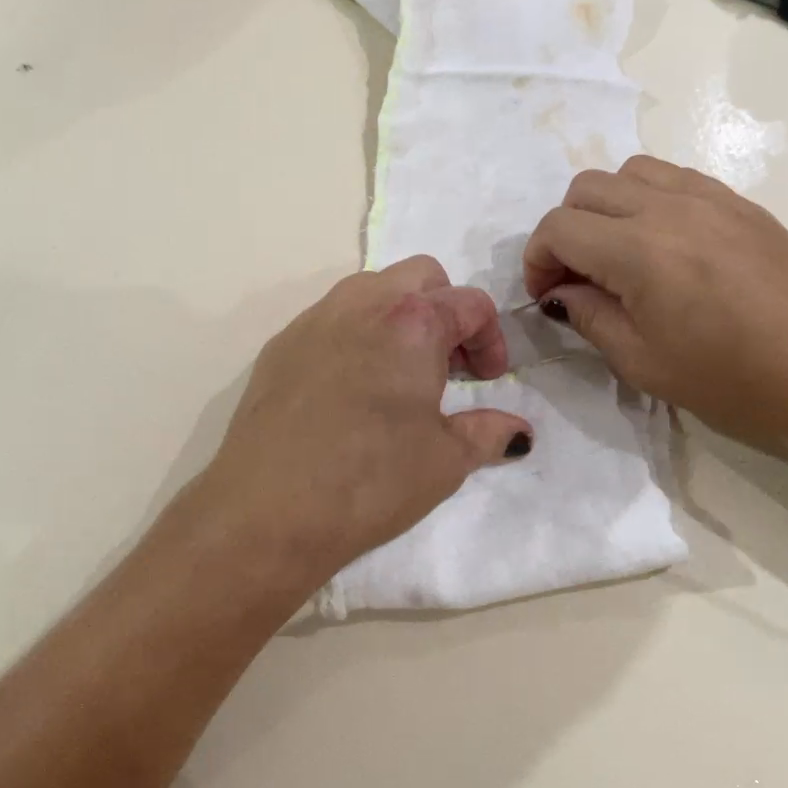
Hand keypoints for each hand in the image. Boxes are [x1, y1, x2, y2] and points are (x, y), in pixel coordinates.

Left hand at [186, 256, 532, 588]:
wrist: (267, 510)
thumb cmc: (371, 481)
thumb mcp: (445, 461)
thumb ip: (489, 434)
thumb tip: (520, 433)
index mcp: (412, 321)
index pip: (470, 304)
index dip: (491, 341)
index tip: (488, 382)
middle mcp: (362, 303)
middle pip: (420, 277)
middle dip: (446, 311)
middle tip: (449, 367)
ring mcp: (314, 320)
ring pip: (370, 290)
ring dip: (398, 317)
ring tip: (400, 375)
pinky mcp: (280, 346)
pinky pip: (330, 320)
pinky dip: (356, 336)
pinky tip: (351, 391)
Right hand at [523, 156, 787, 462]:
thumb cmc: (738, 380)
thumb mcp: (645, 364)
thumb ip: (591, 317)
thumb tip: (563, 292)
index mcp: (638, 249)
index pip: (558, 227)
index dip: (537, 261)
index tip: (547, 298)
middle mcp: (668, 206)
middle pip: (585, 188)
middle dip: (565, 230)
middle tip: (576, 279)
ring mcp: (709, 197)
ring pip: (629, 171)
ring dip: (605, 207)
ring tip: (617, 256)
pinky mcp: (740, 203)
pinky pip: (674, 179)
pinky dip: (647, 200)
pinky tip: (662, 246)